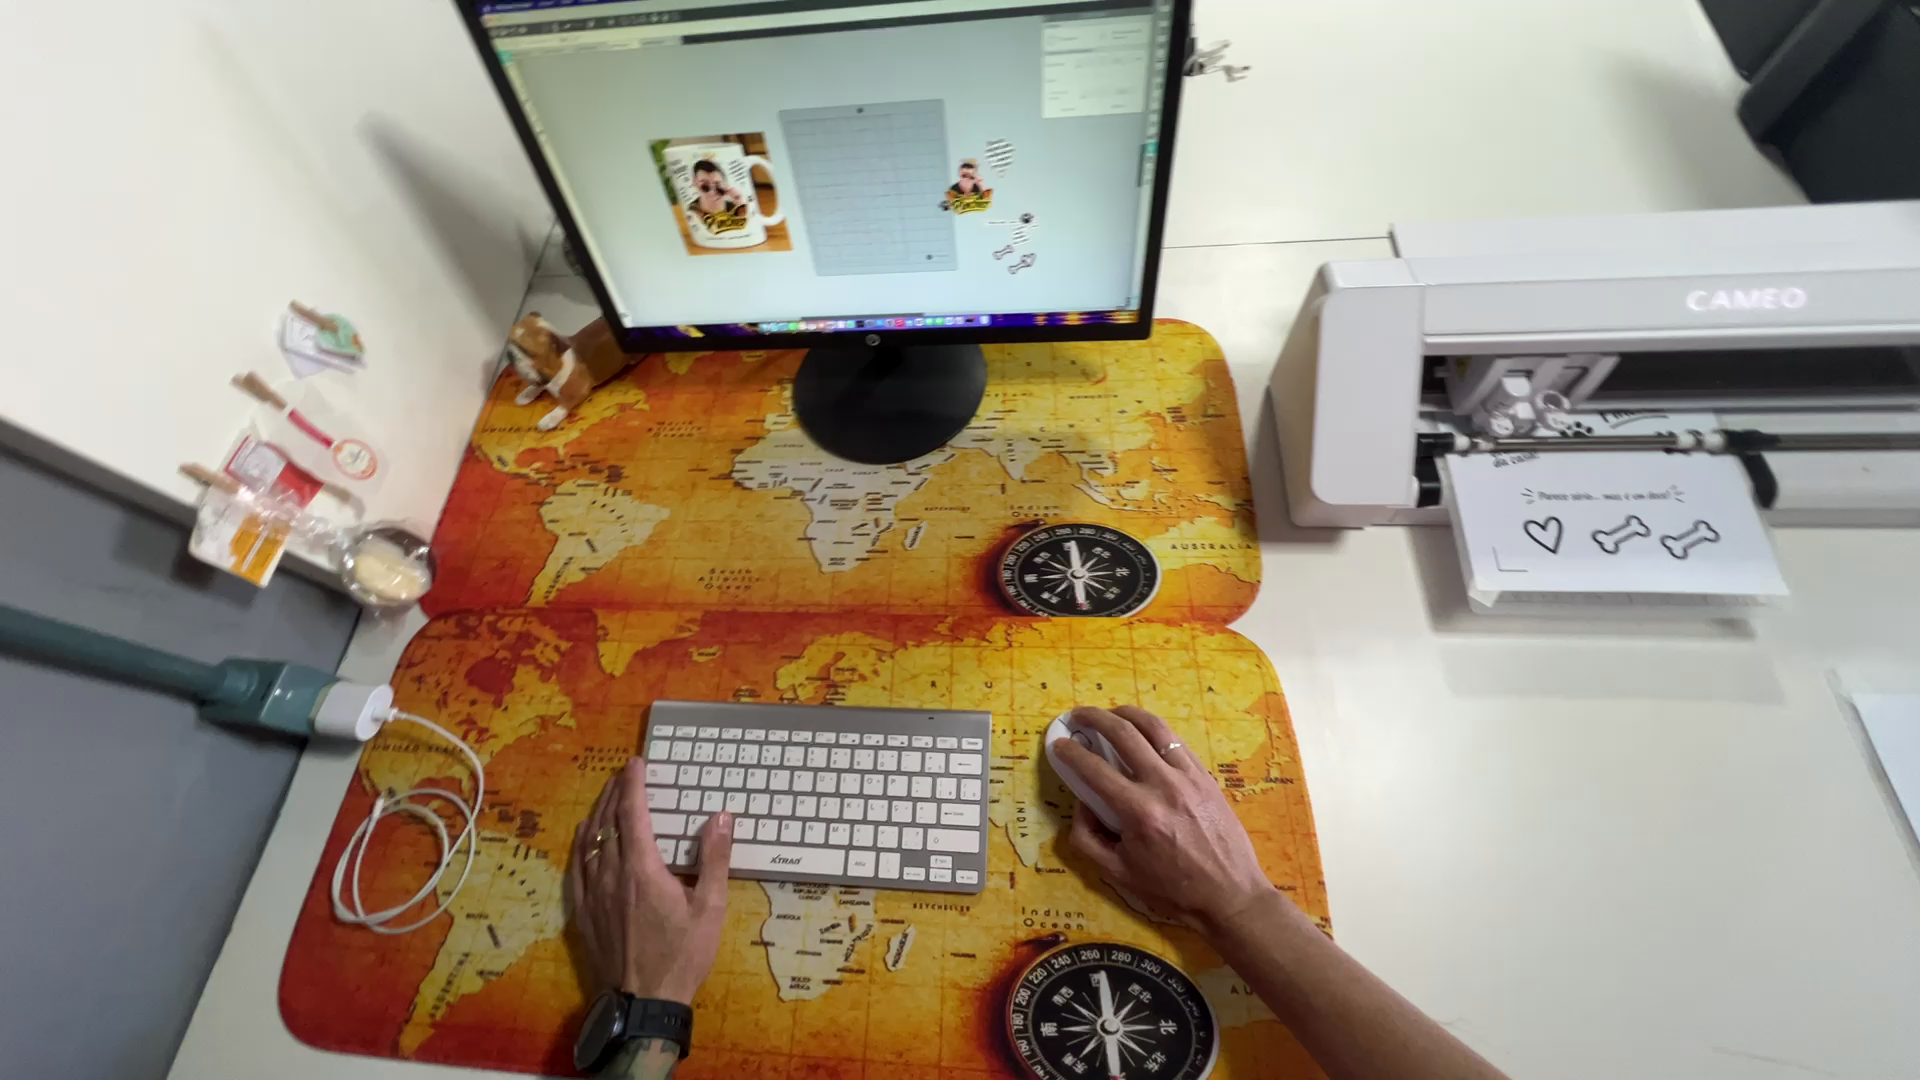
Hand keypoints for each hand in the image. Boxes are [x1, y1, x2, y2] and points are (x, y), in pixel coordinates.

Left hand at [567, 759, 732, 1004]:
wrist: (644, 1005)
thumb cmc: (682, 954)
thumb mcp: (711, 907)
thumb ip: (715, 858)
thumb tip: (722, 816)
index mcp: (642, 869)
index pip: (632, 815)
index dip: (633, 785)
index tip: (636, 763)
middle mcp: (611, 875)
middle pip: (606, 822)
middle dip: (614, 792)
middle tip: (624, 773)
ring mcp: (592, 895)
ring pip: (587, 842)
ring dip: (597, 812)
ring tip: (607, 795)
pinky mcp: (583, 912)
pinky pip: (575, 867)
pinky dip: (581, 842)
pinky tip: (585, 837)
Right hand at [1053, 705, 1279, 934]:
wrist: (1231, 896)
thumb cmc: (1172, 889)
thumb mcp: (1118, 874)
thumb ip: (1087, 837)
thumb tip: (1081, 801)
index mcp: (1138, 813)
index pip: (1094, 769)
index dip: (1070, 752)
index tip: (1058, 744)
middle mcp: (1163, 785)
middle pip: (1123, 733)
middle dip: (1094, 718)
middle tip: (1078, 715)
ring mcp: (1188, 776)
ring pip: (1153, 727)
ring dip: (1125, 713)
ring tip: (1110, 713)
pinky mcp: (1205, 775)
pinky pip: (1175, 741)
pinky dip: (1152, 730)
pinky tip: (1141, 732)